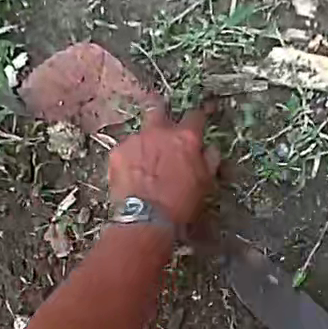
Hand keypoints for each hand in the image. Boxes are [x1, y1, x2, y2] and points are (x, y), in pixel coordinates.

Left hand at [107, 107, 219, 227]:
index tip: (196, 122)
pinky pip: (126, 149)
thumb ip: (209, 160)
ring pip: (141, 133)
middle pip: (160, 109)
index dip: (197, 118)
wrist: (146, 219)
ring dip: (145, 143)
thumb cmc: (180, 205)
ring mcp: (136, 140)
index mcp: (186, 138)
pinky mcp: (117, 152)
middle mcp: (160, 132)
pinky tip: (131, 174)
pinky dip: (129, 158)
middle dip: (163, 114)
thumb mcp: (205, 184)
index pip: (195, 116)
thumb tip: (210, 150)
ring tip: (145, 164)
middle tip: (163, 130)